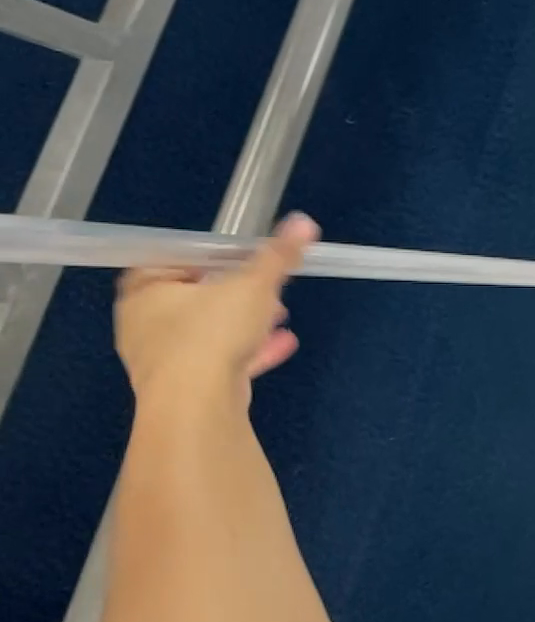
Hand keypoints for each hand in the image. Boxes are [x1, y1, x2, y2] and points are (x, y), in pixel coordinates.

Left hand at [114, 213, 319, 403]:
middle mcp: (144, 323)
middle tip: (267, 288)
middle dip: (233, 291)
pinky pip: (218, 356)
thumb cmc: (213, 331)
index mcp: (146, 292)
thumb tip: (303, 221)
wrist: (196, 400)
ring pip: (206, 328)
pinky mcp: (184, 382)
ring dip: (243, 320)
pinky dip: (248, 347)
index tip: (238, 259)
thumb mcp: (255, 283)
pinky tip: (282, 343)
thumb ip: (279, 254)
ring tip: (279, 316)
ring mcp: (162, 356)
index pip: (166, 262)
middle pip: (191, 296)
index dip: (202, 257)